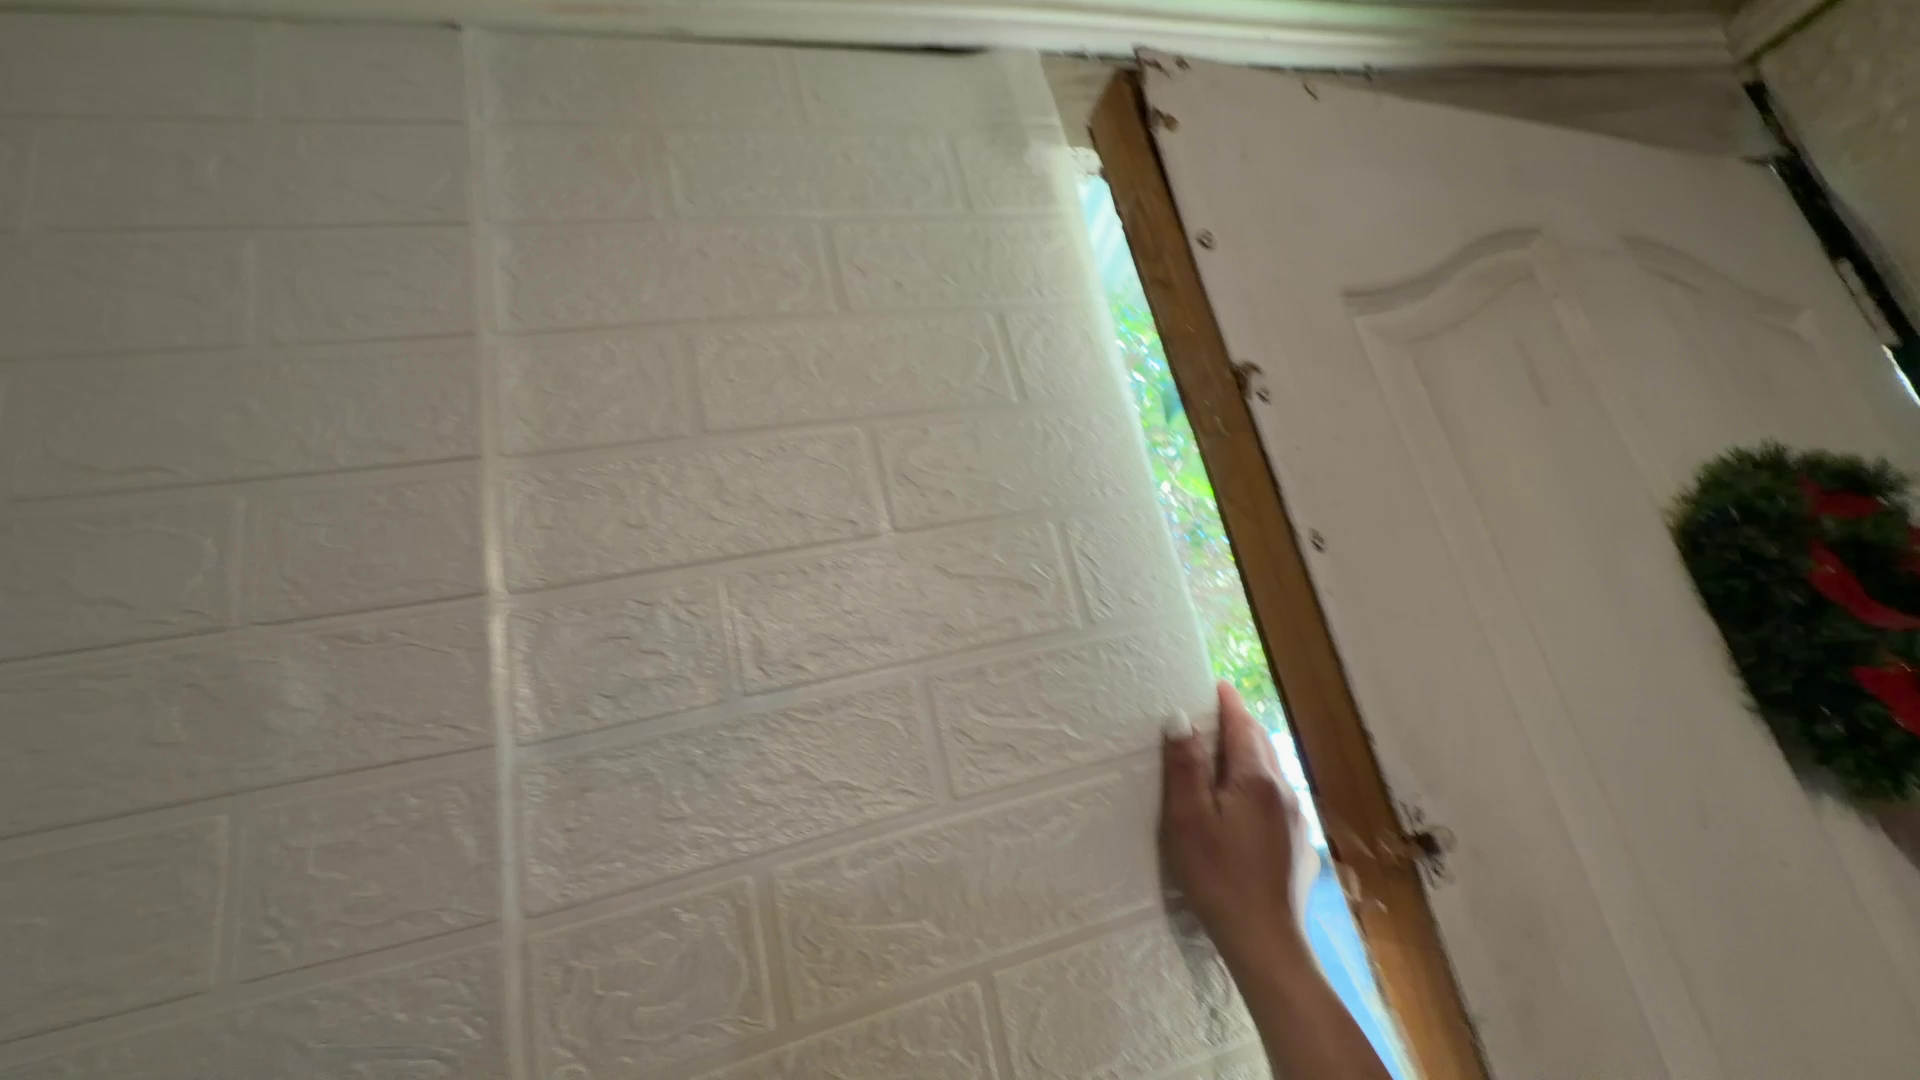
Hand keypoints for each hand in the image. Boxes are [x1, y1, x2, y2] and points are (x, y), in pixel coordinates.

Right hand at [1161, 680, 1320, 975]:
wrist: (1266, 942)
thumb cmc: (1217, 877)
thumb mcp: (1188, 819)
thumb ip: (1185, 766)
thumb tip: (1181, 719)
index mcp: (1256, 780)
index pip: (1242, 726)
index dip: (1228, 703)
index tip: (1216, 685)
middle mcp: (1284, 791)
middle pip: (1261, 744)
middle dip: (1239, 725)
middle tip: (1214, 716)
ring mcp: (1297, 819)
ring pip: (1272, 771)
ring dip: (1249, 755)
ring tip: (1224, 755)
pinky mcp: (1299, 845)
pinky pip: (1277, 798)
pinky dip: (1258, 785)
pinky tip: (1243, 805)